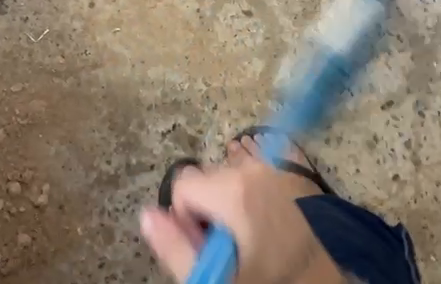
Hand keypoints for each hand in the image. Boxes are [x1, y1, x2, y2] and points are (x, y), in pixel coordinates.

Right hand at [138, 155, 343, 283]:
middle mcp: (255, 168)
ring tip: (248, 241)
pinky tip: (264, 228)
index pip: (183, 184)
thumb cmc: (269, 282)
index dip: (186, 219)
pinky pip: (256, 177)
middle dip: (208, 210)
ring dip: (229, 204)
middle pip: (208, 179)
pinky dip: (251, 197)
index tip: (206, 247)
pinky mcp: (294, 176)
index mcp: (234, 188)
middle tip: (228, 248)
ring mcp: (278, 169)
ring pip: (231, 178)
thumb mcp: (217, 278)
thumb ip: (176, 247)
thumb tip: (147, 214)